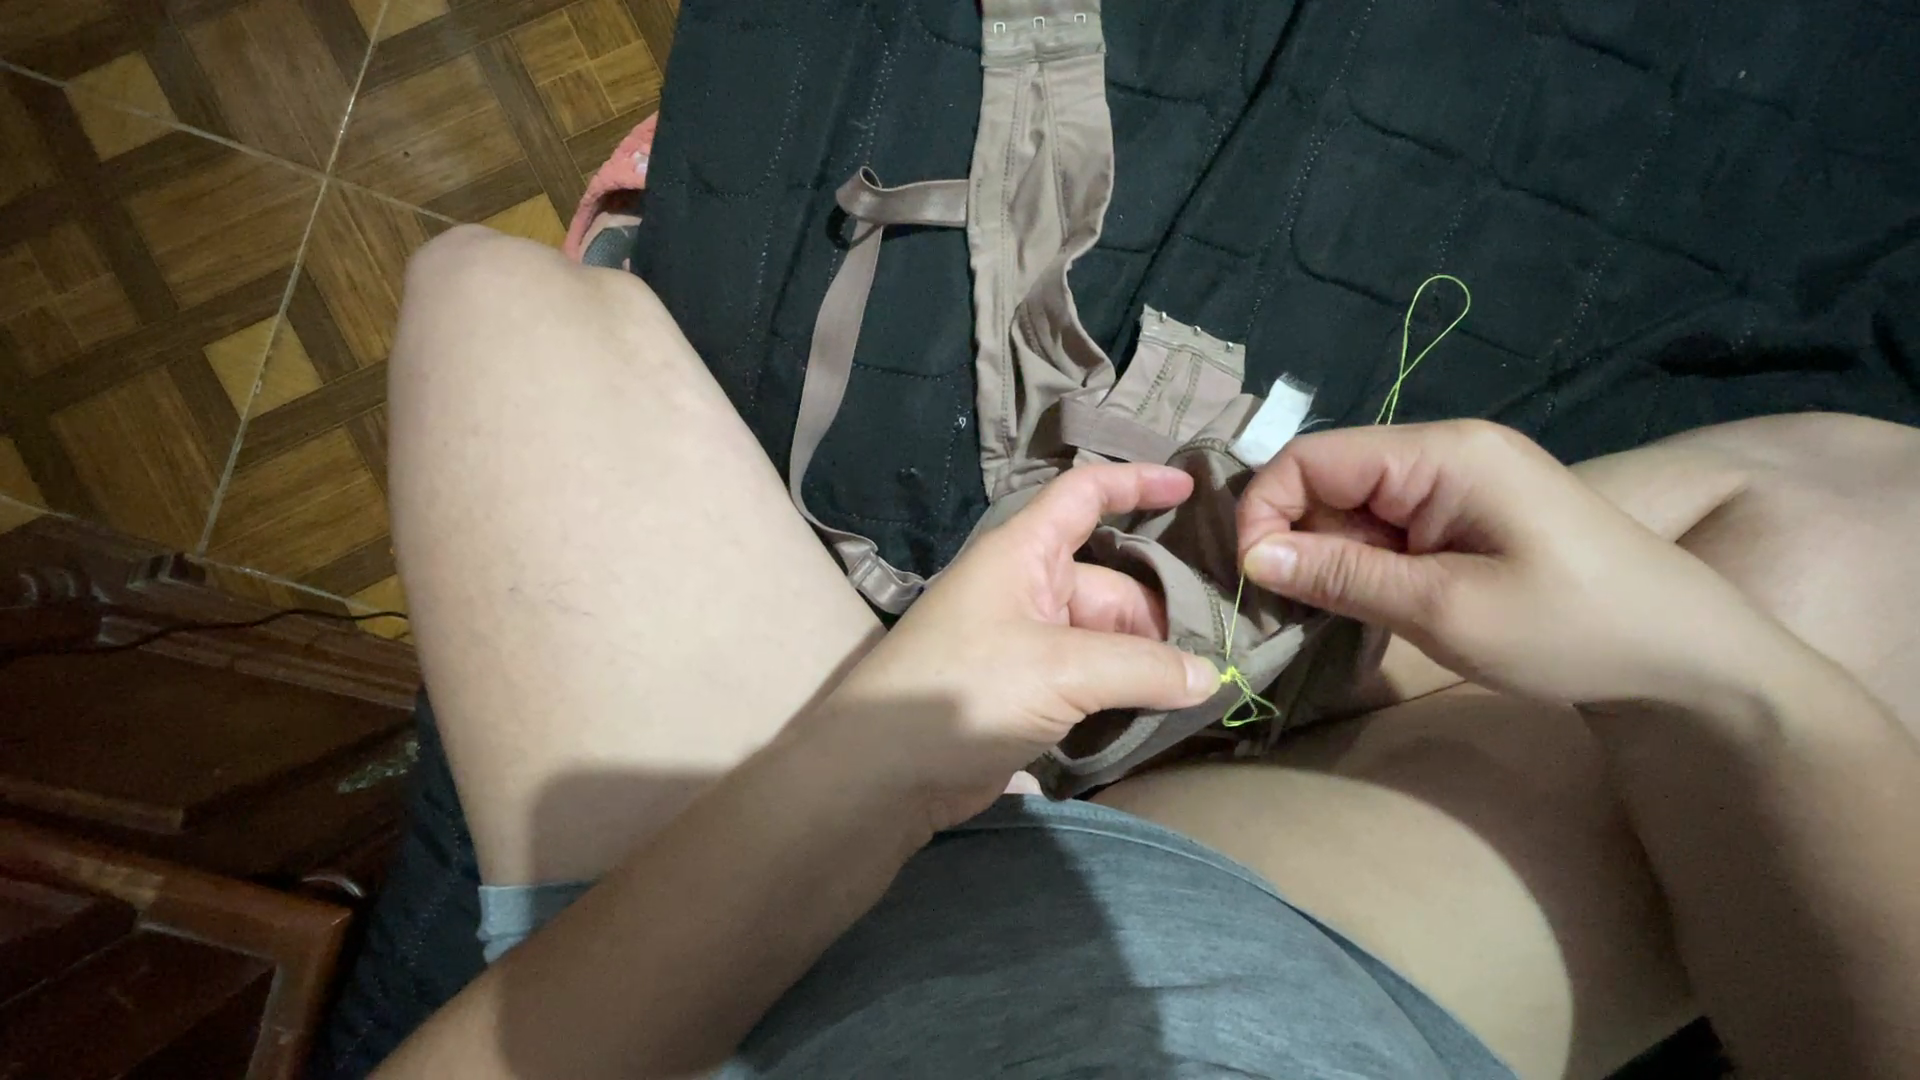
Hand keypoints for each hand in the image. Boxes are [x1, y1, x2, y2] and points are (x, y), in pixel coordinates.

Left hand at [796, 464, 1220, 831]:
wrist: (886, 771)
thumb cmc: (966, 690)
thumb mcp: (1060, 670)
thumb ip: (1142, 668)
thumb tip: (1210, 676)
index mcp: (1023, 553)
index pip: (1083, 495)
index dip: (1135, 483)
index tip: (1191, 487)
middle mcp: (1026, 589)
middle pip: (1110, 584)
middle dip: (1158, 616)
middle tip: (1212, 658)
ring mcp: (1025, 641)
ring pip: (1104, 636)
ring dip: (1144, 661)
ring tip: (1195, 692)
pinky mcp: (1026, 689)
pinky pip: (1088, 676)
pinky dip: (1121, 690)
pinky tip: (1157, 713)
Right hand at [1235, 420, 1790, 708]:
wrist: (1688, 661)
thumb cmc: (1573, 630)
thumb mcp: (1443, 609)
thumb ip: (1340, 574)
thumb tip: (1248, 554)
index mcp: (1442, 453)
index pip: (1310, 457)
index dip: (1264, 509)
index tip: (1250, 574)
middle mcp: (1441, 451)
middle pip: (1324, 477)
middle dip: (1290, 535)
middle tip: (1284, 603)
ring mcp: (1451, 482)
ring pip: (1345, 505)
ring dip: (1321, 554)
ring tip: (1327, 609)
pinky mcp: (1457, 513)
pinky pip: (1377, 525)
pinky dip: (1354, 562)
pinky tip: (1361, 600)